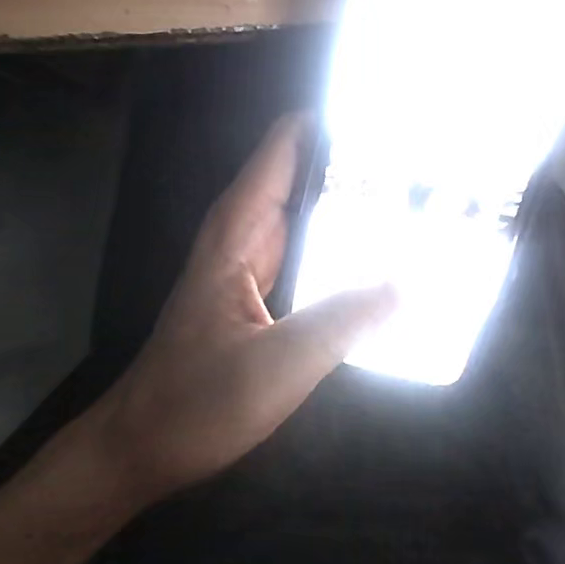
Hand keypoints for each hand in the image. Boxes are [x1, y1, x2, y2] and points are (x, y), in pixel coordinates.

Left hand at [89, 115, 397, 504]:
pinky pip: (305, 253)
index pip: (284, 147)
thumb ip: (342, 320)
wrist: (142, 446)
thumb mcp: (278, 364)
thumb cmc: (198, 402)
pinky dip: (339, 246)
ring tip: (416, 199)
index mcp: (238, 229)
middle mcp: (243, 235)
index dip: (329, 122)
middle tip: (422, 162)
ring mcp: (249, 265)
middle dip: (354, 163)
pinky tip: (380, 260)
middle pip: (301, 174)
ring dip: (350, 204)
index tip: (386, 117)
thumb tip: (409, 281)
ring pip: (305, 214)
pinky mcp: (256, 295)